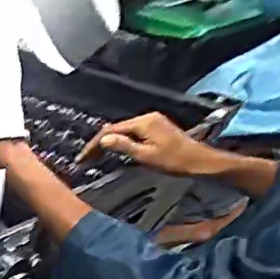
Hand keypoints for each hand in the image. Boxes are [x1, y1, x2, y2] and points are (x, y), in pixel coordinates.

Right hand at [76, 112, 222, 175]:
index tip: (82, 158)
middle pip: (116, 128)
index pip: (112, 130)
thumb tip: (103, 140)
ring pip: (123, 130)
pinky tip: (112, 150)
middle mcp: (147, 117)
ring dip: (108, 142)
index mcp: (143, 122)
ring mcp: (152, 121)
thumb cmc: (172, 161)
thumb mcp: (145, 156)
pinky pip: (131, 132)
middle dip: (98, 143)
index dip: (94, 144)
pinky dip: (119, 141)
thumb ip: (124, 146)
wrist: (197, 160)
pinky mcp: (155, 128)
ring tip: (94, 157)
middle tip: (84, 160)